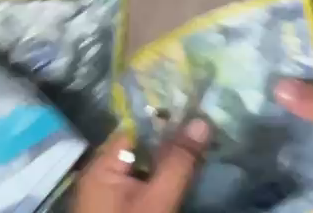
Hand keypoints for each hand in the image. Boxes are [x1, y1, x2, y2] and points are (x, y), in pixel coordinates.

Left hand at [72, 119, 209, 212]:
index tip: (201, 109)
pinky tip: (189, 174)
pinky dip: (165, 179)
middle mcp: (103, 176)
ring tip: (205, 146)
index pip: (139, 126)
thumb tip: (202, 120)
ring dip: (173, 160)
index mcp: (102, 167)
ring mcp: (111, 197)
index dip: (169, 117)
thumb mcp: (157, 203)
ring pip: (147, 167)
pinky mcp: (122, 211)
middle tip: (210, 128)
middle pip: (143, 146)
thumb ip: (178, 161)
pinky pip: (145, 185)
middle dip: (175, 140)